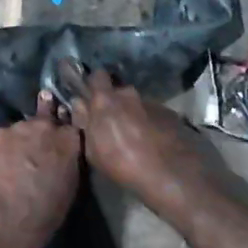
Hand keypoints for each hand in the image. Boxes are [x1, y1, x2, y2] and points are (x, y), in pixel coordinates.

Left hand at [0, 94, 80, 247]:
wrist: (13, 216)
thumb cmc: (49, 207)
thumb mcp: (71, 181)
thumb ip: (69, 157)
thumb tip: (64, 150)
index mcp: (70, 138)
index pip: (70, 123)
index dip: (63, 129)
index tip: (58, 133)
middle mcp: (46, 126)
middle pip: (45, 115)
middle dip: (43, 117)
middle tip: (37, 125)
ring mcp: (20, 127)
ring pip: (20, 127)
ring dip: (20, 137)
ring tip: (14, 155)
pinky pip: (1, 136)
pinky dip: (2, 146)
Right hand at [68, 71, 204, 195]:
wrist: (168, 172)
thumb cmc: (121, 163)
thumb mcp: (92, 149)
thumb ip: (84, 122)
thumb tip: (79, 104)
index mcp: (106, 100)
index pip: (97, 75)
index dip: (95, 84)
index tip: (93, 96)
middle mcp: (129, 94)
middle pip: (118, 92)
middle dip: (115, 103)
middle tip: (114, 123)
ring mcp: (150, 102)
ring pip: (136, 104)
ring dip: (133, 114)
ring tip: (135, 136)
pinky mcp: (168, 112)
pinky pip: (152, 114)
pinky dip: (149, 122)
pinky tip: (152, 141)